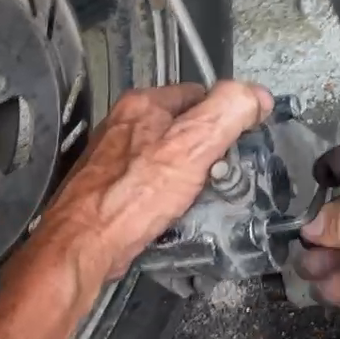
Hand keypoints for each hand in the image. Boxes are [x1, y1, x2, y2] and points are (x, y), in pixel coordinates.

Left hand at [34, 80, 272, 282]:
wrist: (84, 244)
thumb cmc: (128, 198)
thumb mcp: (194, 146)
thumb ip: (228, 114)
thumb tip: (255, 96)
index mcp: (144, 104)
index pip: (201, 94)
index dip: (225, 117)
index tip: (239, 140)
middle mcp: (125, 125)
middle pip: (184, 128)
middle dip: (206, 152)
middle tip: (218, 175)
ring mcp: (115, 157)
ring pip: (168, 158)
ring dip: (188, 177)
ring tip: (198, 198)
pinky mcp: (112, 187)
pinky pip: (152, 185)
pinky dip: (167, 197)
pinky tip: (173, 213)